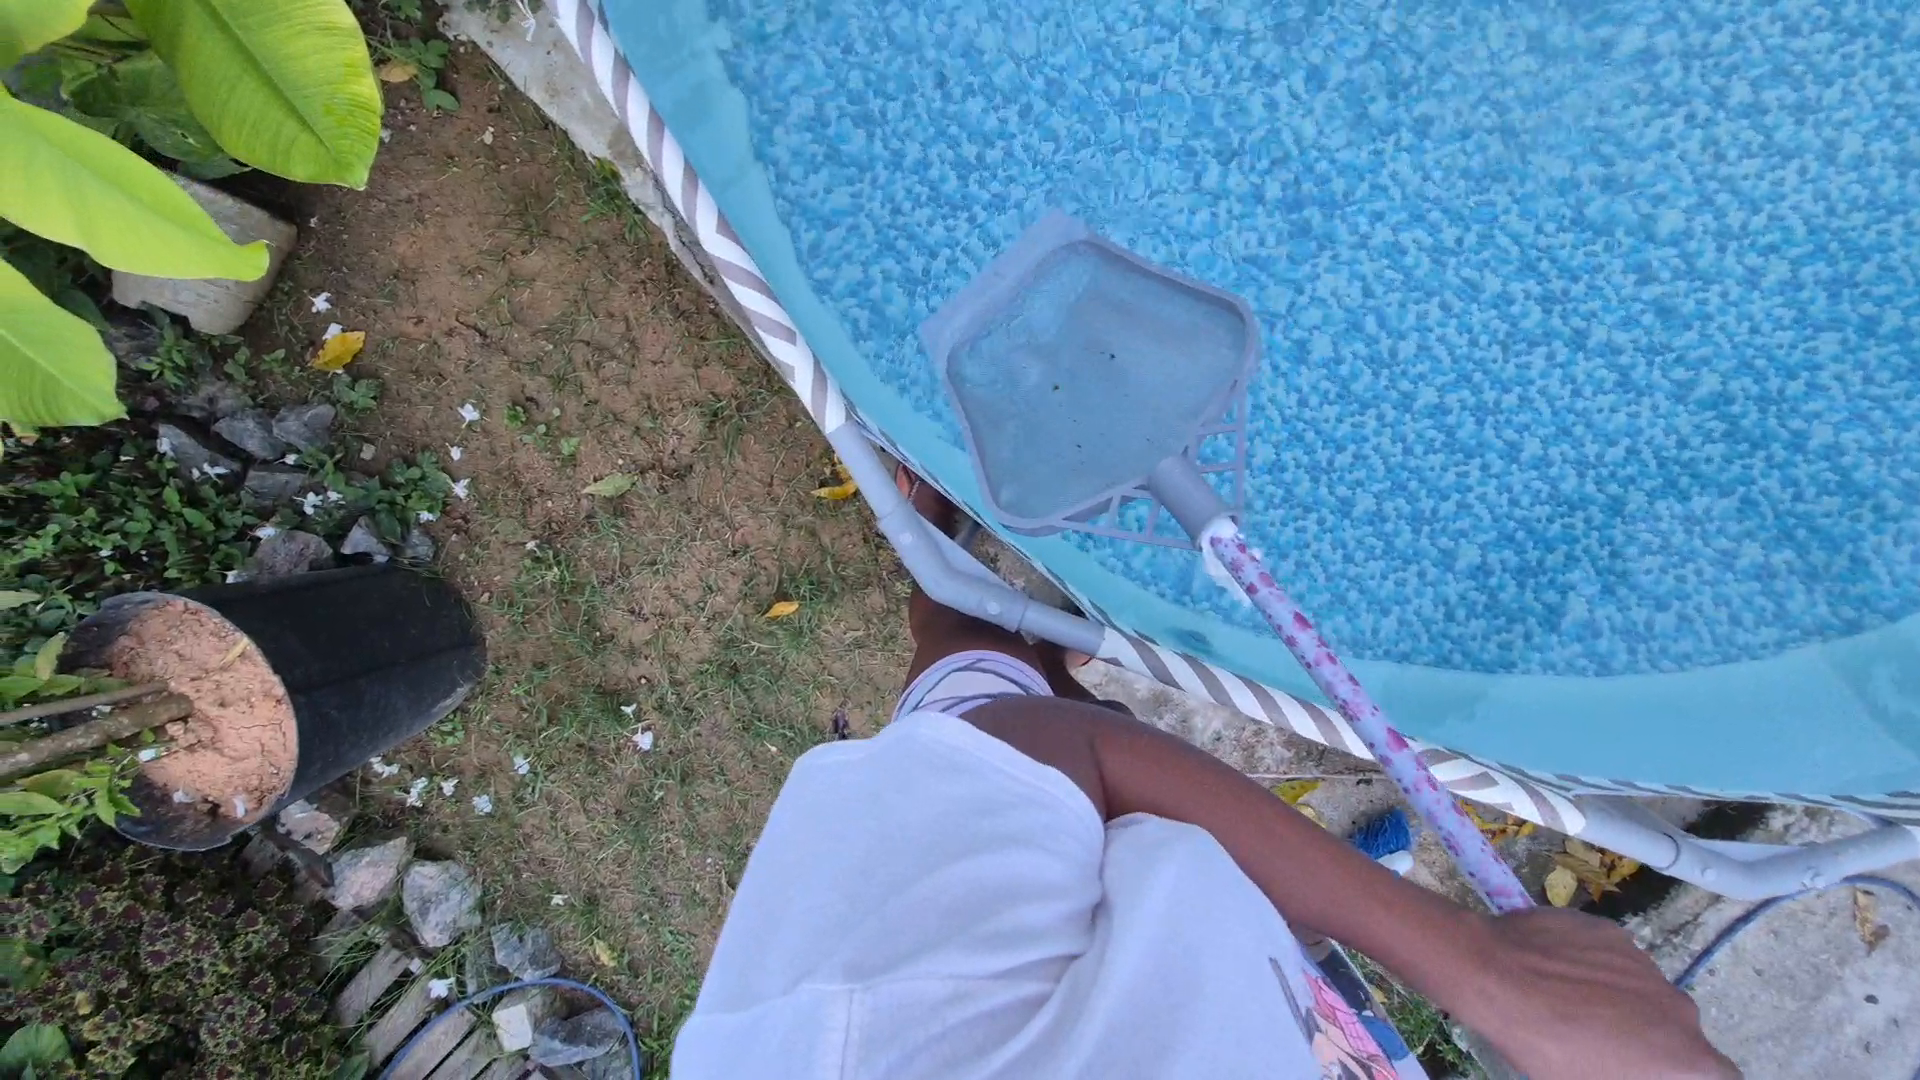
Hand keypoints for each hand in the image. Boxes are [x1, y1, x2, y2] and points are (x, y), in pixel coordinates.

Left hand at [1446, 908, 1739, 1078]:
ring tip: (1563, 995)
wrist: (1493, 974)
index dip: (1672, 1069)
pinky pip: (1606, 951)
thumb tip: (1628, 1059)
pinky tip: (1553, 963)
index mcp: (1692, 1062)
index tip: (1641, 1065)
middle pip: (1672, 1027)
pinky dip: (1588, 959)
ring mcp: (1643, 962)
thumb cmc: (1545, 1047)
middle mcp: (1682, 1009)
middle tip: (1594, 1033)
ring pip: (1637, 985)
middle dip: (1642, 1032)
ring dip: (1614, 993)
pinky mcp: (1606, 929)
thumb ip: (1634, 1072)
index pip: (1710, 1074)